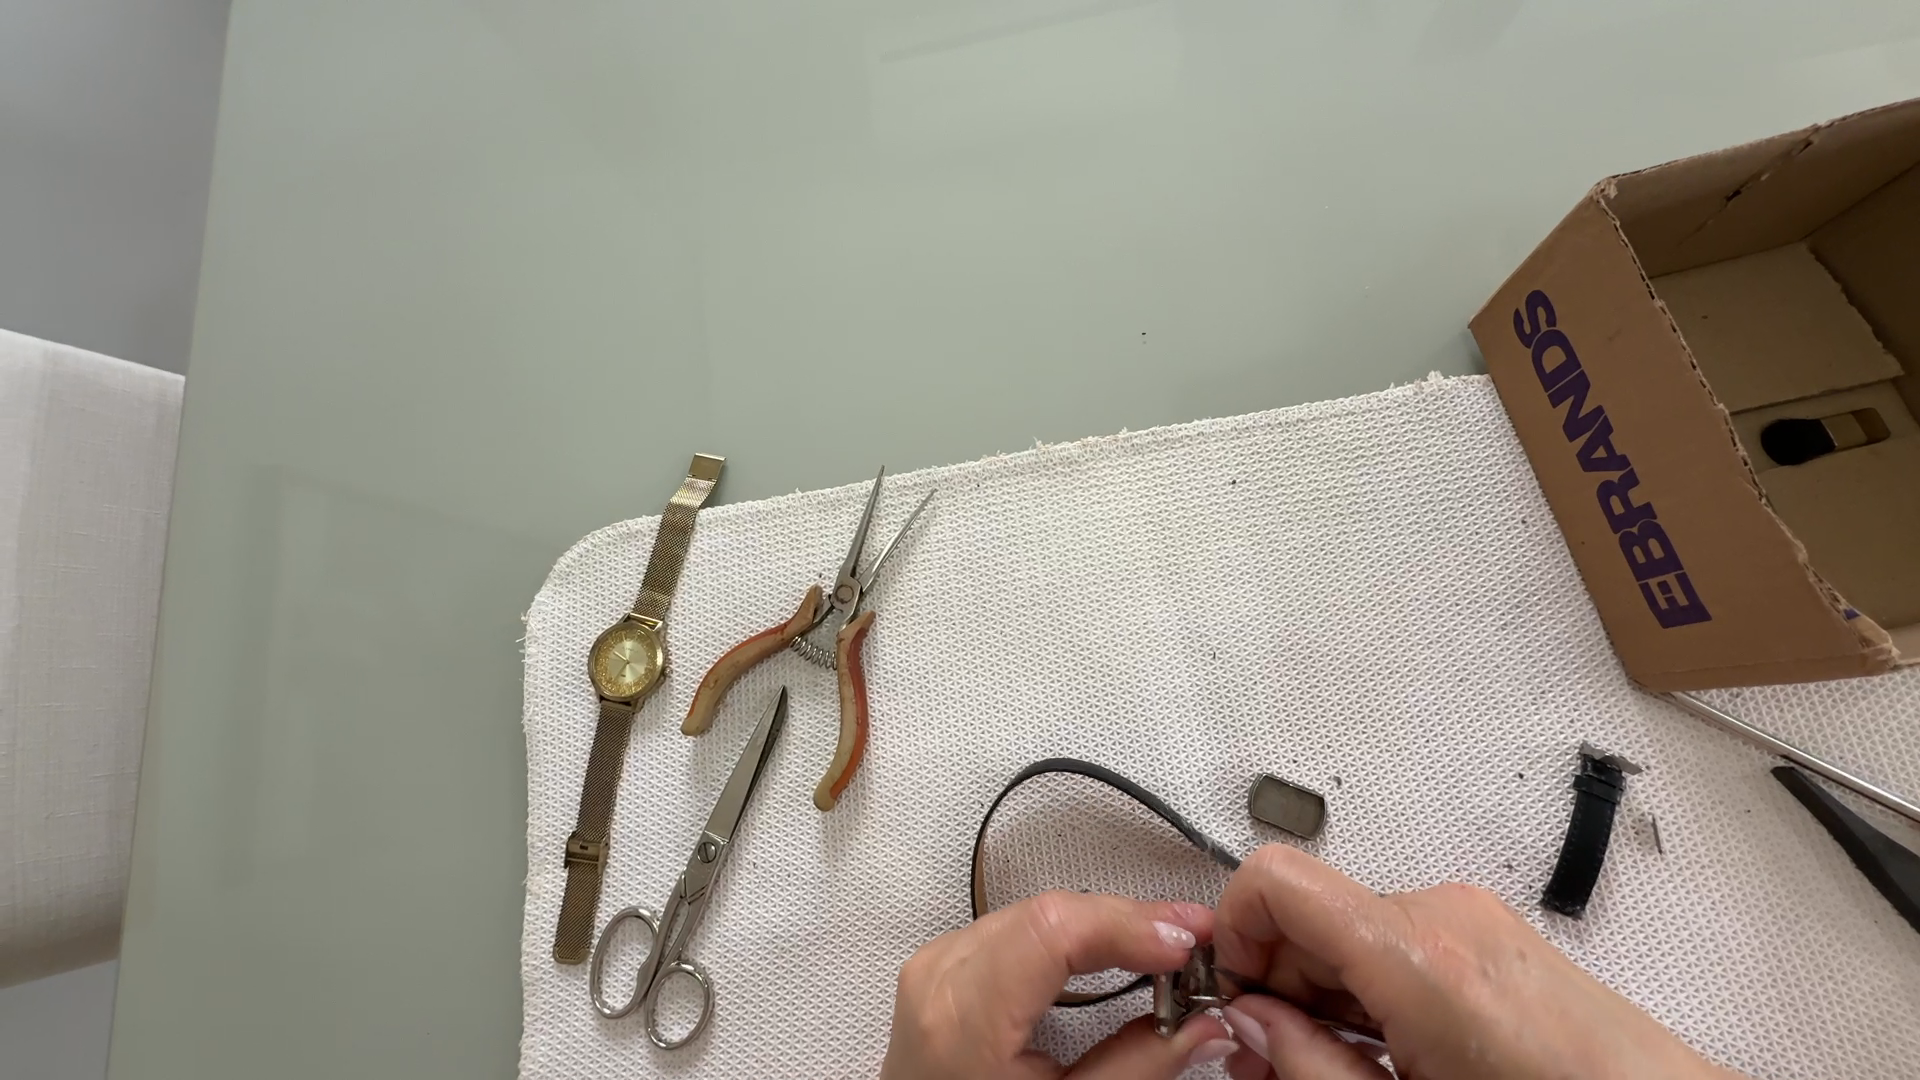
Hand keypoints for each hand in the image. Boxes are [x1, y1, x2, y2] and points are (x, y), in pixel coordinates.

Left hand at [880, 891, 1240, 1078]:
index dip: (1124, 924)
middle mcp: (943, 971)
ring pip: (1037, 910)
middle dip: (1127, 920)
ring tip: (1166, 940)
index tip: (1186, 939)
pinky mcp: (946, 955)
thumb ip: (1136, 1067)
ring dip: (1105, 922)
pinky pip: (1019, 922)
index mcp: (963, 1017)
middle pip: (1048, 913)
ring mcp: (938, 956)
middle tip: (1194, 937)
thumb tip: (1207, 1026)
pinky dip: (1072, 930)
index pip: (1050, 931)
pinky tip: (1112, 943)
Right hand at [1212, 846, 1744, 1079]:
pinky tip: (1374, 1047)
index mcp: (1417, 954)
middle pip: (1306, 907)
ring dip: (1316, 986)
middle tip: (1263, 1051)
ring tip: (1319, 1060)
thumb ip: (1310, 1066)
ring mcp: (1468, 918)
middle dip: (1271, 973)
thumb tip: (1246, 1019)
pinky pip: (1390, 940)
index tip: (1233, 993)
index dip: (1233, 928)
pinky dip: (1362, 984)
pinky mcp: (1488, 934)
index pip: (1274, 878)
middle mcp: (1439, 912)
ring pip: (1345, 926)